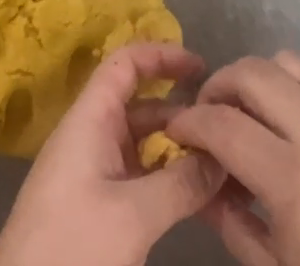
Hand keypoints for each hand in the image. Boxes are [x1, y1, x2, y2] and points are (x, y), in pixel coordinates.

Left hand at [0, 43, 226, 265]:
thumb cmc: (71, 245)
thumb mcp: (133, 215)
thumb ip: (182, 183)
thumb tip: (225, 157)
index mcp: (89, 121)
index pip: (124, 64)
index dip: (162, 55)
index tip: (203, 68)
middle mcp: (91, 137)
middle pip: (140, 104)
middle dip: (182, 110)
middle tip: (228, 127)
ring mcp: (94, 171)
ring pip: (144, 144)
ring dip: (180, 149)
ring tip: (225, 163)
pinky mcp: (98, 203)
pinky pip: (141, 175)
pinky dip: (170, 177)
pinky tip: (202, 195)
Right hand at [166, 51, 299, 265]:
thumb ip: (232, 222)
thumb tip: (200, 185)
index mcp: (292, 180)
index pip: (221, 124)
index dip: (187, 122)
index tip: (173, 130)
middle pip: (251, 73)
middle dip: (216, 86)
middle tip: (206, 116)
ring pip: (287, 62)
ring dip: (256, 79)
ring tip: (248, 112)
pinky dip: (292, 85)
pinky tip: (289, 121)